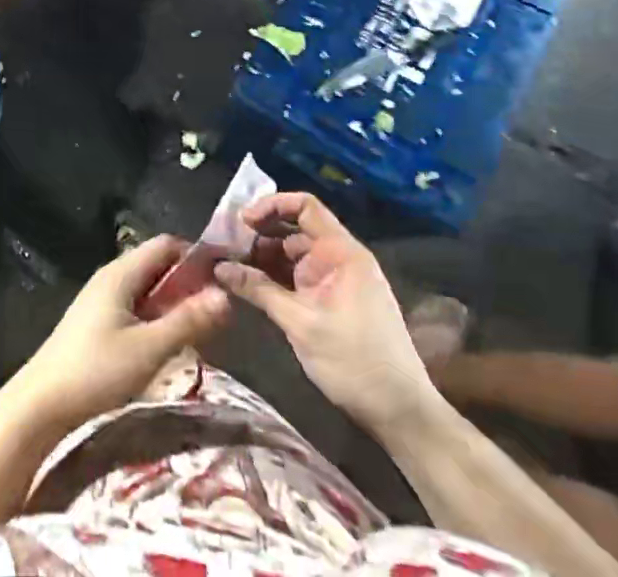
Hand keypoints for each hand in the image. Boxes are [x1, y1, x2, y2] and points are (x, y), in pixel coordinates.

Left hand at [7, 236, 229, 427]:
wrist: (43, 400)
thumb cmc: (97, 369)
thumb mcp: (150, 348)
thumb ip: (189, 320)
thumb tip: (226, 295)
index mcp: (120, 273)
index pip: (165, 245)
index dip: (197, 256)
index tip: (227, 279)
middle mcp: (110, 278)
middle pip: (157, 265)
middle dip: (190, 283)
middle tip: (221, 311)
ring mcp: (102, 300)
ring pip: (148, 289)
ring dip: (175, 304)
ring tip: (205, 329)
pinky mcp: (98, 321)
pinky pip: (137, 308)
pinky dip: (158, 318)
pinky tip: (172, 342)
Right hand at [213, 194, 440, 433]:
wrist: (398, 411)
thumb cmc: (353, 361)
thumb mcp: (299, 322)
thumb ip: (258, 289)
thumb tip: (218, 267)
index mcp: (341, 254)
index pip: (305, 207)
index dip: (271, 206)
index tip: (241, 222)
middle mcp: (338, 260)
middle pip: (293, 230)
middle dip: (257, 234)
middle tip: (222, 246)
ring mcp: (334, 282)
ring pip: (290, 255)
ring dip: (259, 258)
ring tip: (226, 265)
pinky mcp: (329, 302)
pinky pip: (295, 278)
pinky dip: (270, 278)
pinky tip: (244, 285)